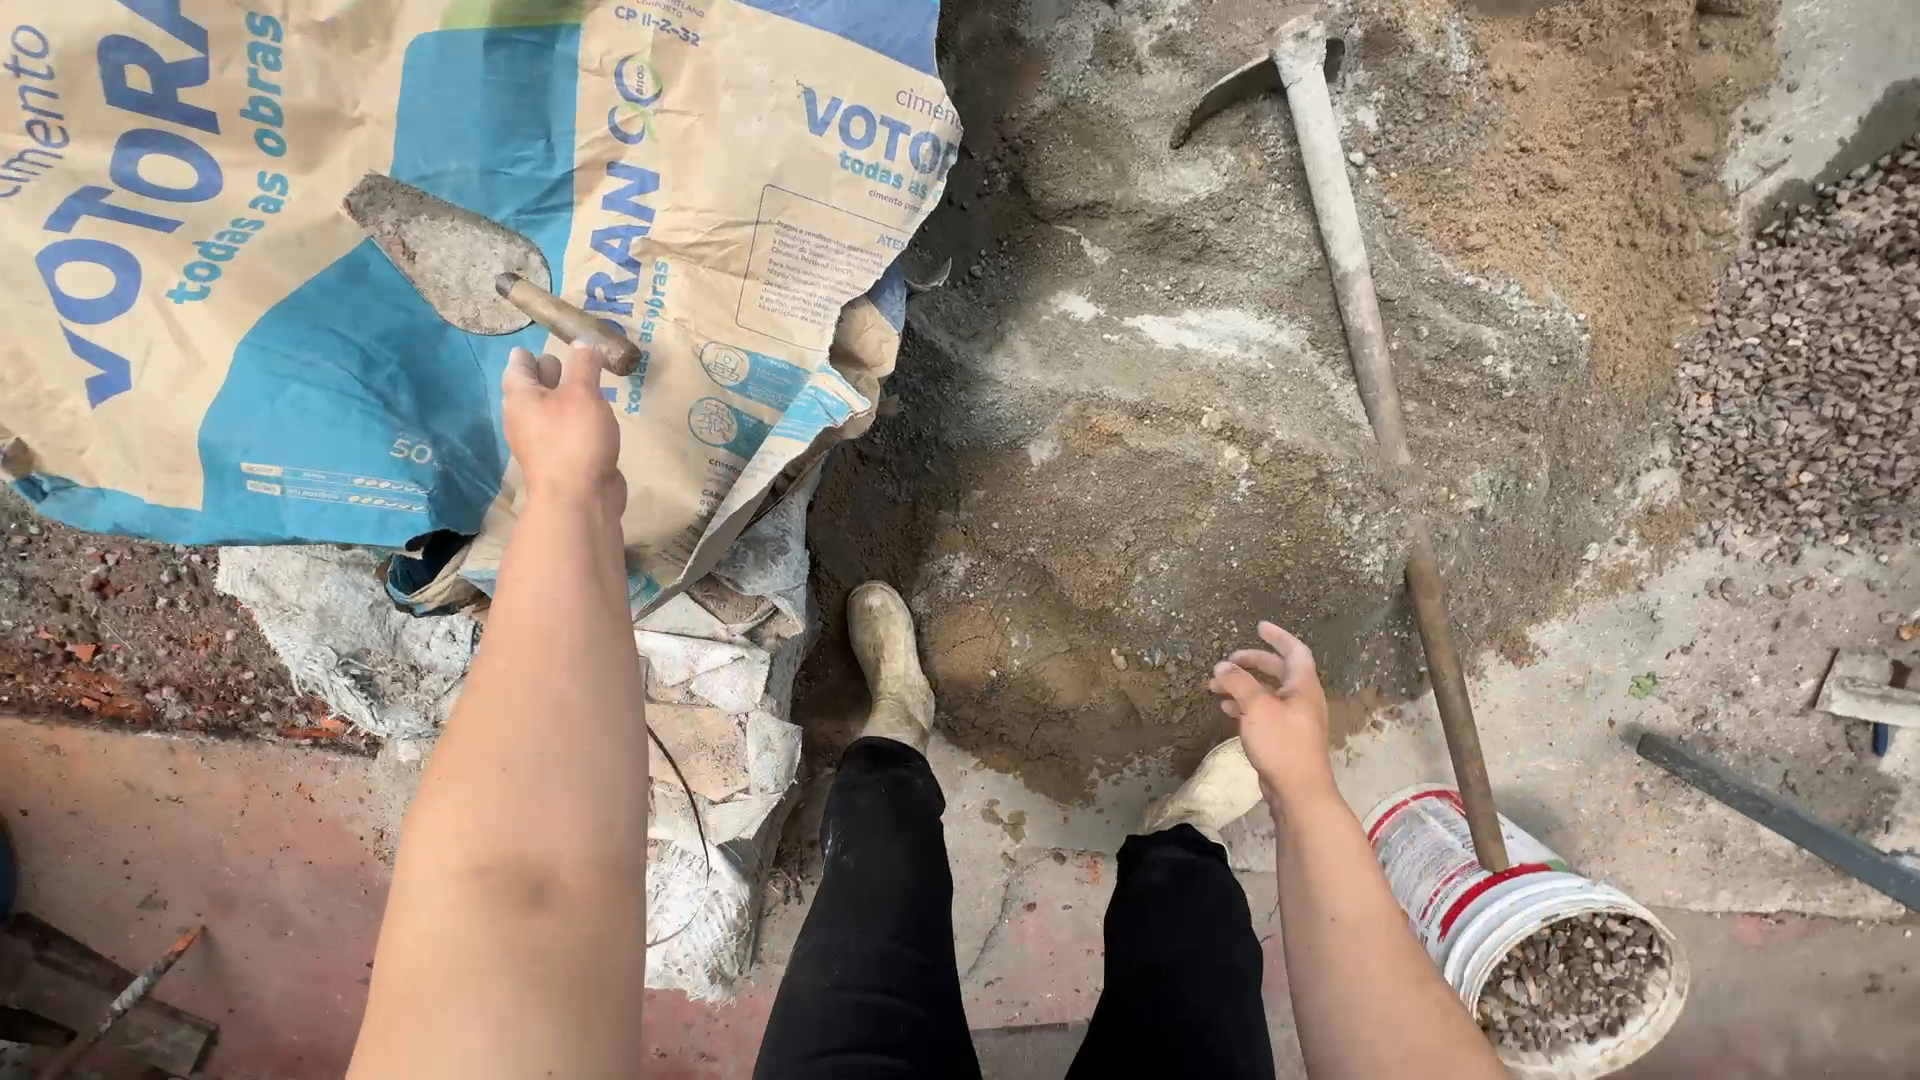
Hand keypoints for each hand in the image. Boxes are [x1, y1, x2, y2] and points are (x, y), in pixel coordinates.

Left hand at [501, 345, 624, 514]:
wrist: (578, 498)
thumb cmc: (575, 439)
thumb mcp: (583, 394)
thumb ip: (584, 366)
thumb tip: (584, 344)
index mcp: (521, 397)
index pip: (519, 364)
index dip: (531, 352)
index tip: (546, 343)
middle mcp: (525, 417)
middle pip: (534, 387)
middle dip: (550, 373)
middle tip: (570, 360)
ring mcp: (541, 442)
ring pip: (551, 411)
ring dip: (567, 399)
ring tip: (589, 388)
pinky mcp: (561, 460)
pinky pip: (565, 432)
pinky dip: (576, 422)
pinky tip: (595, 421)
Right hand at [1209, 621, 1335, 804]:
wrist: (1298, 791)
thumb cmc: (1282, 744)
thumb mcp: (1256, 707)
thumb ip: (1238, 682)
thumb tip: (1222, 666)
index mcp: (1303, 686)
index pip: (1295, 650)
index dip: (1278, 636)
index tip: (1259, 627)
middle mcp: (1302, 699)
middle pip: (1278, 670)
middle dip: (1252, 662)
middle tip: (1228, 661)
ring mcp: (1295, 719)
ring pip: (1267, 692)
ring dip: (1243, 685)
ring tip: (1216, 687)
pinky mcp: (1285, 737)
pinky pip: (1264, 711)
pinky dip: (1245, 704)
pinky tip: (1227, 709)